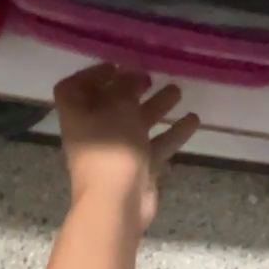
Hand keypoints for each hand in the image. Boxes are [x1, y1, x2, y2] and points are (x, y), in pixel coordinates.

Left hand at [53, 65, 200, 231]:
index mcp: (78, 115)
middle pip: (110, 105)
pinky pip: (156, 145)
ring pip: (137, 124)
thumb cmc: (112, 150)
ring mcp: (118, 152)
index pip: (74, 88)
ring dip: (156, 107)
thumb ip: (126, 88)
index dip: (92, 74)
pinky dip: (173, 133)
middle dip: (131, 89)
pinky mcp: (139, 168)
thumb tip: (131, 74)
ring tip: (178, 90)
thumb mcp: (119, 109)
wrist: (118, 203)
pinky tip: (194, 120)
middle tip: (150, 76)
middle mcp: (95, 131)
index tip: (117, 65)